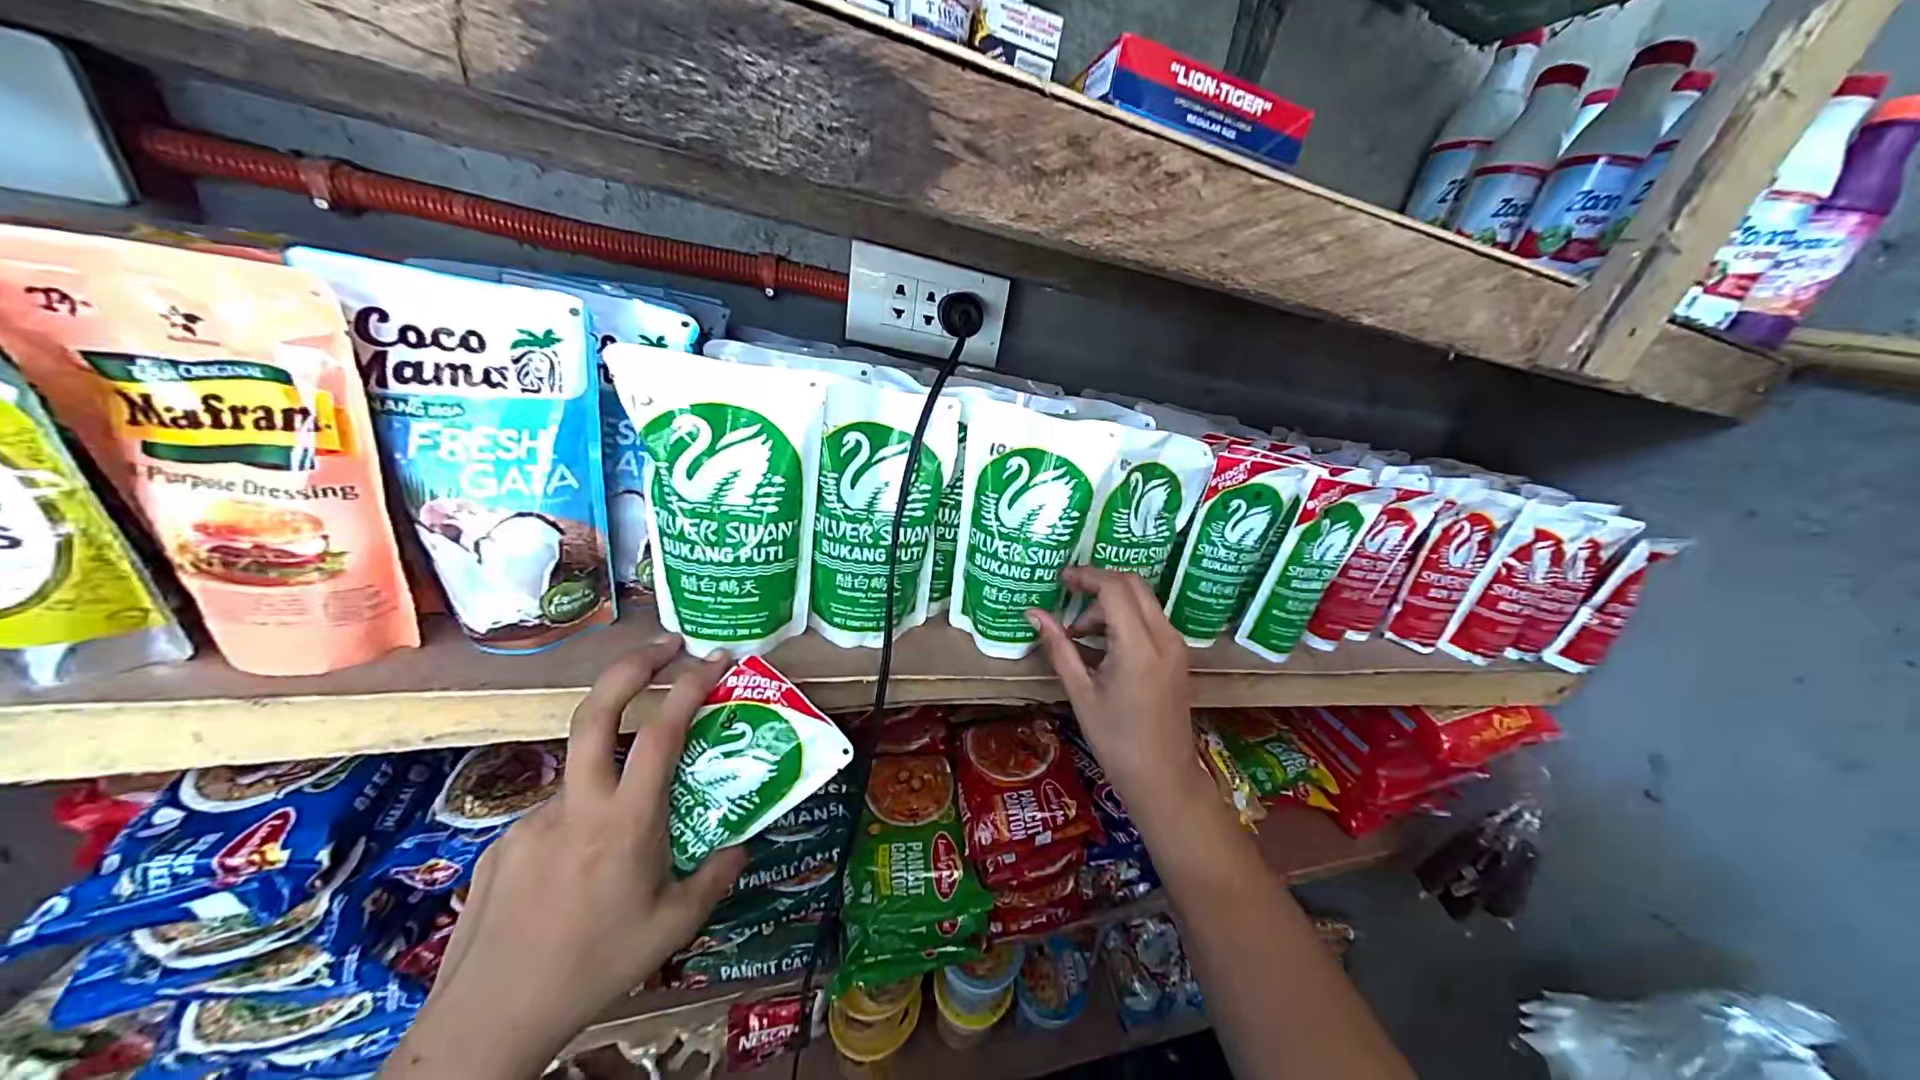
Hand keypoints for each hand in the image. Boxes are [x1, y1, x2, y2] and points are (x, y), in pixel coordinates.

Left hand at [384, 640, 748, 1079]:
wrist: (489, 1018)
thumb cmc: (596, 966)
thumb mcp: (672, 926)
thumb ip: (714, 876)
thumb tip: (741, 845)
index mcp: (626, 821)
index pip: (662, 732)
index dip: (690, 686)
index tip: (715, 659)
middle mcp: (578, 805)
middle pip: (596, 710)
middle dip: (633, 666)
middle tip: (665, 645)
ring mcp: (533, 819)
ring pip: (581, 770)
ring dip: (613, 769)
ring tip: (629, 825)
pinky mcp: (503, 842)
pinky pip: (556, 815)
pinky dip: (582, 822)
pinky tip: (581, 872)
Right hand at [1027, 567, 1205, 813]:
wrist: (1163, 776)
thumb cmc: (1116, 740)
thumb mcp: (1081, 692)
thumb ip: (1059, 647)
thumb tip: (1033, 614)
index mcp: (1139, 646)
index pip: (1114, 589)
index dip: (1086, 576)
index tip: (1060, 579)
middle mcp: (1164, 637)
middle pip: (1133, 585)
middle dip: (1099, 584)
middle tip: (1068, 597)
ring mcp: (1175, 645)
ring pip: (1142, 600)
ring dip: (1110, 604)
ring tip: (1079, 632)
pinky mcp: (1177, 655)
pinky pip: (1150, 619)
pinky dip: (1124, 618)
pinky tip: (1100, 644)